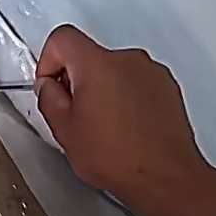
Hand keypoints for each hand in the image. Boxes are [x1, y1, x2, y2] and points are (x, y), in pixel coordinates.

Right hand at [35, 25, 215, 215]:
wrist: (163, 177)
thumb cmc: (119, 158)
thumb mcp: (64, 130)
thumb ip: (48, 98)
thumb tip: (48, 87)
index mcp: (97, 64)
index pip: (62, 38)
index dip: (48, 61)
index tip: (50, 83)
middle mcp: (127, 60)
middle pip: (89, 55)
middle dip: (76, 81)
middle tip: (74, 115)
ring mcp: (151, 72)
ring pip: (114, 70)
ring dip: (102, 91)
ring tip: (102, 129)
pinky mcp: (167, 87)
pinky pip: (136, 83)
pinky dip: (125, 99)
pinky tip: (123, 130)